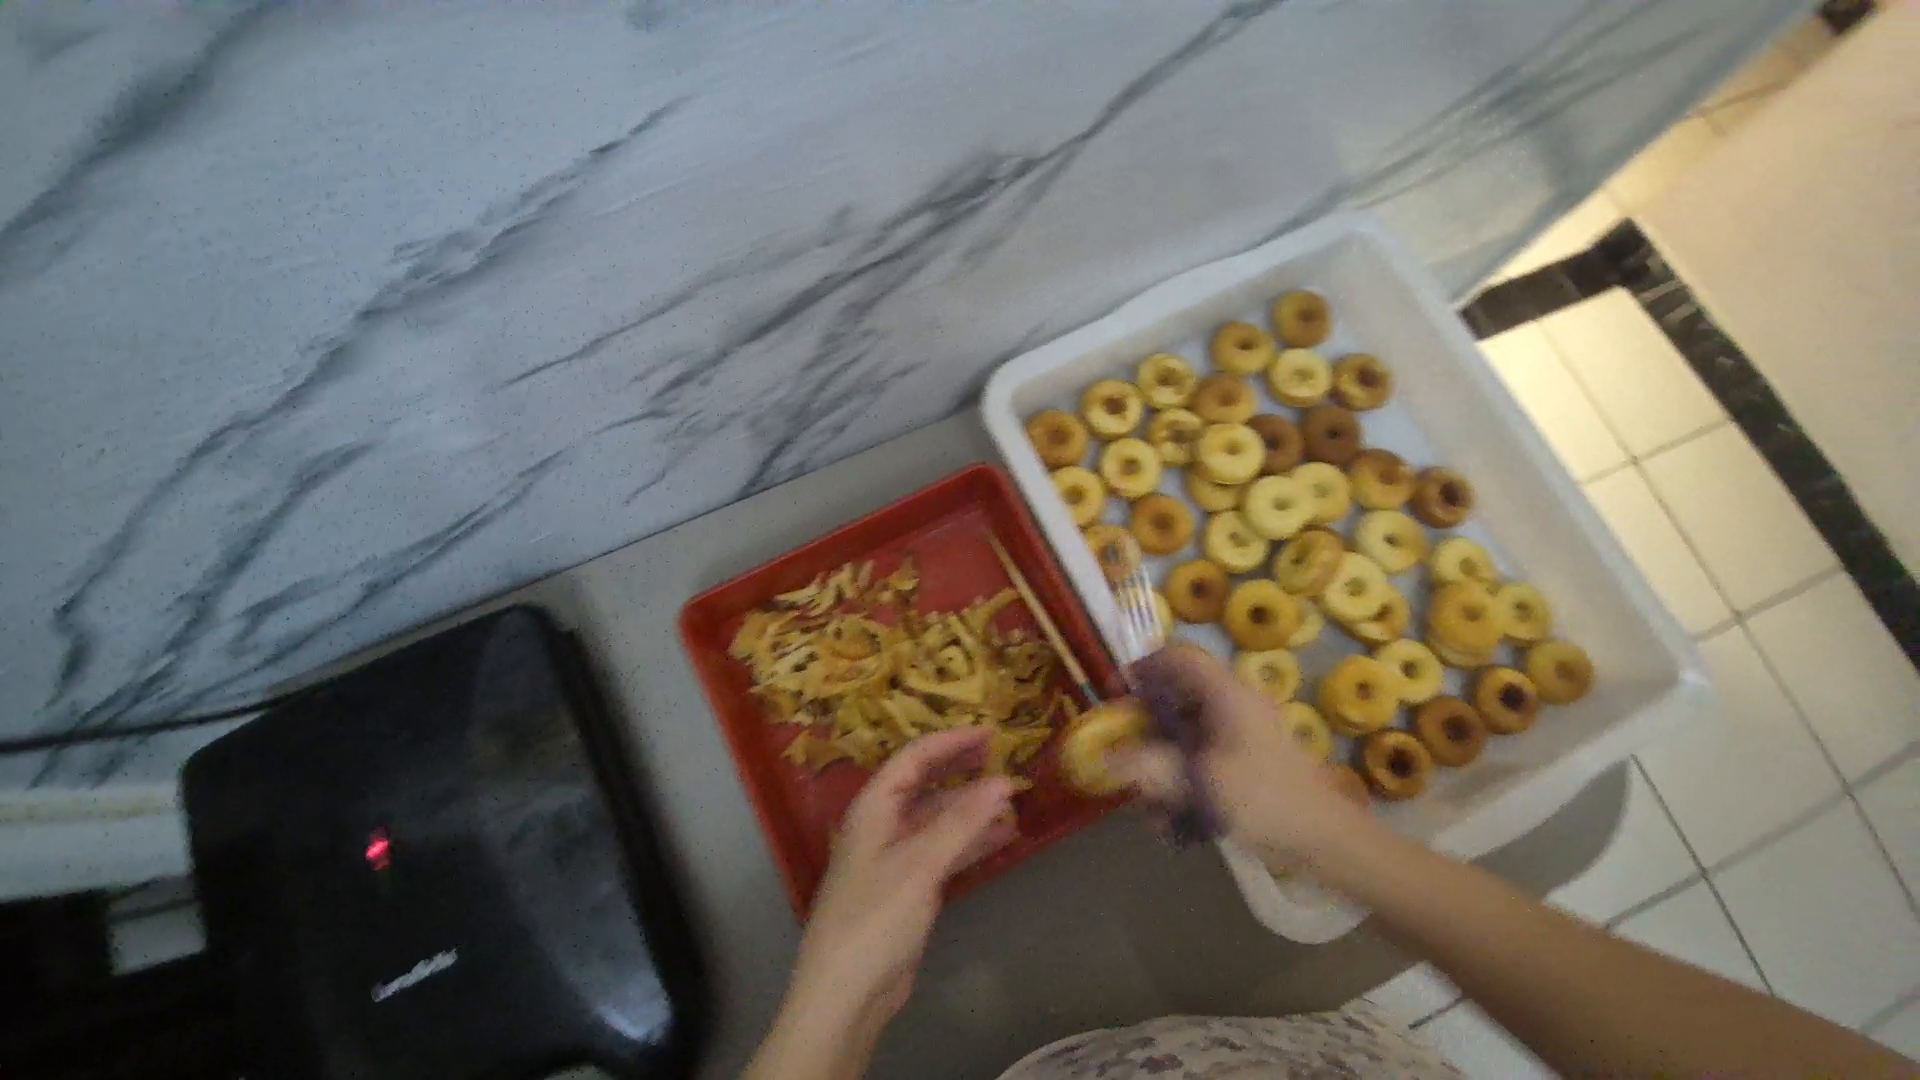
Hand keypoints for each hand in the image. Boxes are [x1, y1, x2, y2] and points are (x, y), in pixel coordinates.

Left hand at [786, 729, 1016, 1026]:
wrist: (846, 995)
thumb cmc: (875, 919)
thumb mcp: (920, 865)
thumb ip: (962, 822)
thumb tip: (1004, 782)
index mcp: (873, 809)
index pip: (913, 759)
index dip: (950, 742)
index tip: (990, 733)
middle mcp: (883, 826)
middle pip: (925, 784)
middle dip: (962, 769)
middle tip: (1004, 757)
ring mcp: (896, 858)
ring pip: (938, 819)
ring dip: (972, 807)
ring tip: (1014, 798)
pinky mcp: (909, 888)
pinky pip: (944, 850)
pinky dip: (971, 841)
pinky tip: (1003, 837)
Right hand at [1110, 645, 1366, 868]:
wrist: (1328, 840)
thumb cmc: (1265, 799)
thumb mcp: (1200, 783)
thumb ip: (1150, 767)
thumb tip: (1105, 758)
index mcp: (1226, 695)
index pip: (1180, 658)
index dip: (1145, 666)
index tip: (1117, 691)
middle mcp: (1234, 706)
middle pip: (1177, 700)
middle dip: (1146, 732)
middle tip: (1122, 757)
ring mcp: (1243, 735)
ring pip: (1187, 737)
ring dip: (1162, 767)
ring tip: (1150, 808)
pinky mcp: (1248, 763)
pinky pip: (1203, 761)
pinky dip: (1183, 784)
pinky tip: (1174, 823)